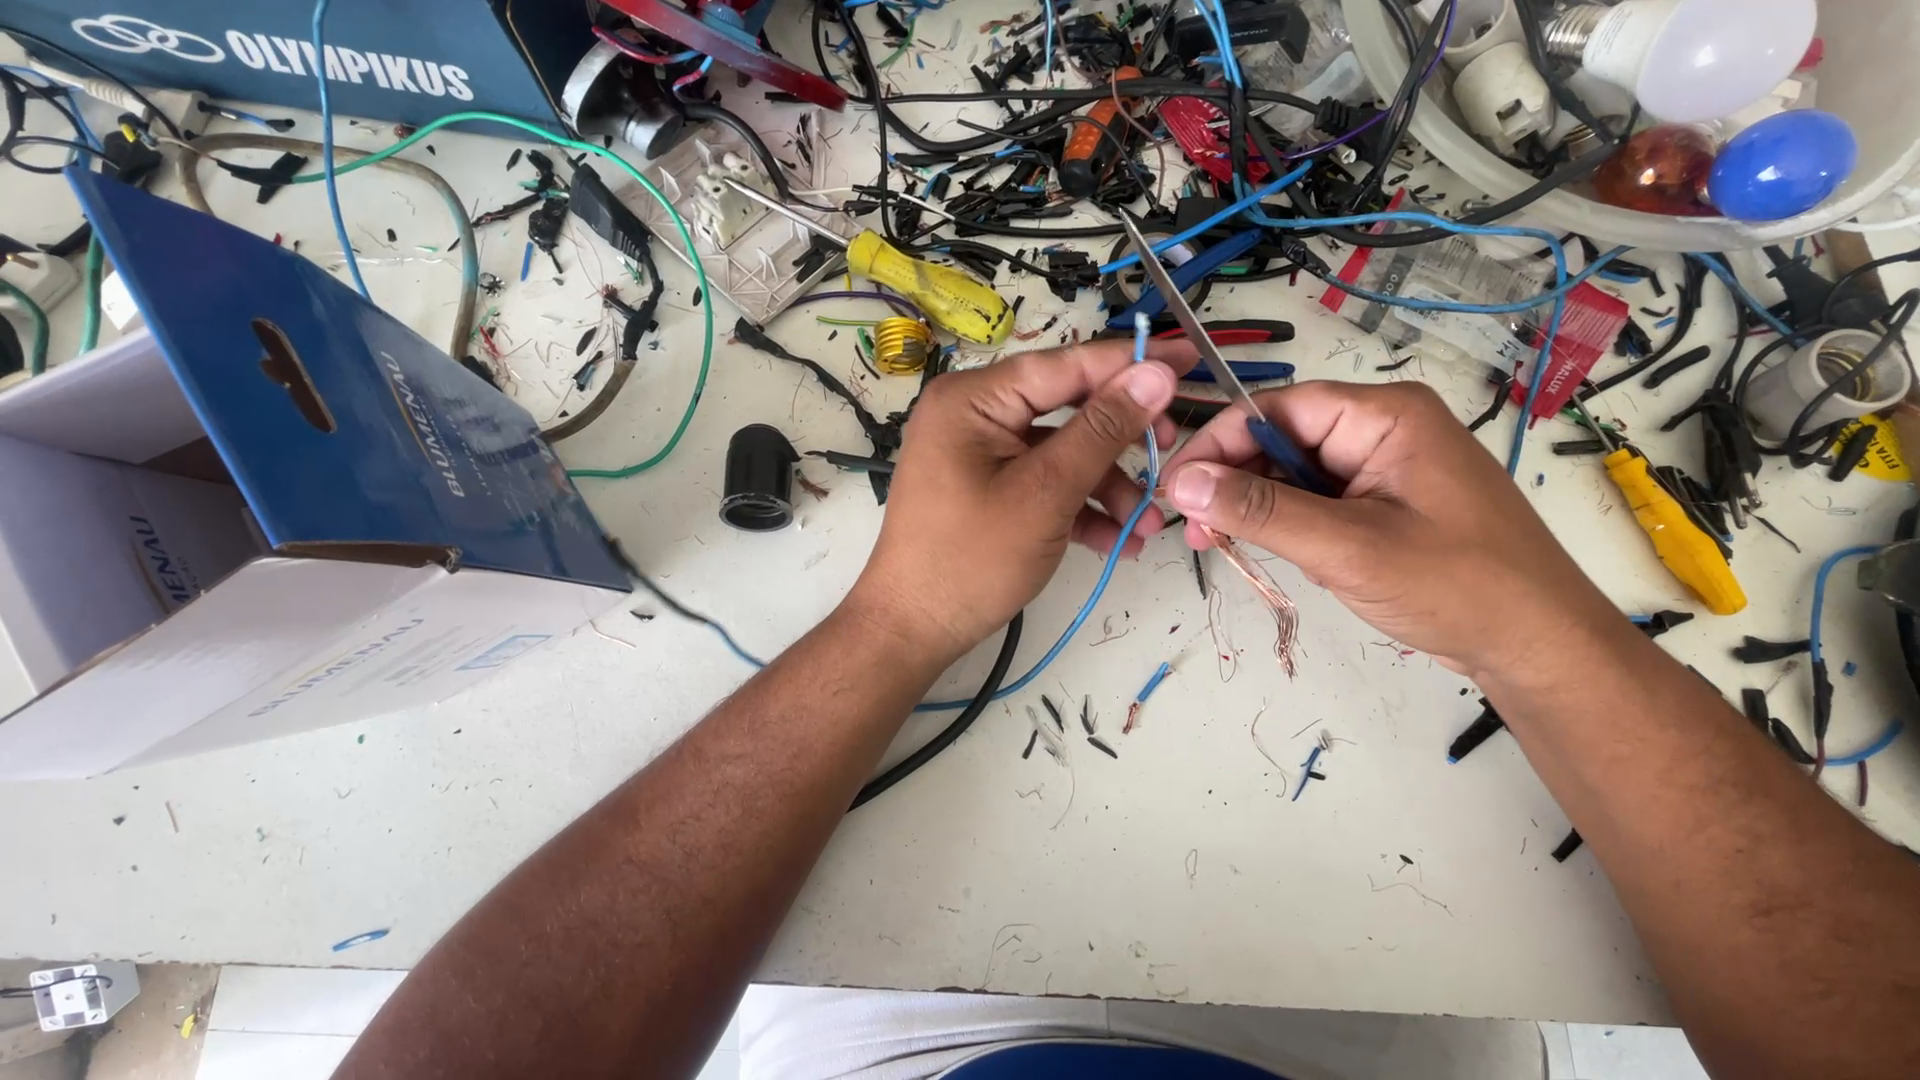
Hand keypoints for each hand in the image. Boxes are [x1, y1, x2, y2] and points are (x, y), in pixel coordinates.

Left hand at [845, 338, 1197, 663]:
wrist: (913, 630)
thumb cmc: (971, 559)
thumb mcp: (1046, 492)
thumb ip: (1103, 430)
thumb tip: (1155, 373)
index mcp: (972, 400)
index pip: (1063, 365)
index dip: (1128, 362)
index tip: (1187, 358)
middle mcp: (972, 416)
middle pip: (1066, 409)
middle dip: (1122, 439)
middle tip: (1171, 452)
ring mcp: (979, 455)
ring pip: (1061, 453)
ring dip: (1108, 487)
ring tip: (1148, 525)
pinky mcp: (987, 490)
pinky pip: (1042, 483)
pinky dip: (1079, 508)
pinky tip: (1118, 541)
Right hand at [1162, 381, 1622, 679]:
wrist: (1537, 646)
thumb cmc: (1454, 585)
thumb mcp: (1347, 546)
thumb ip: (1262, 510)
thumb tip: (1181, 482)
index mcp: (1384, 416)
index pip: (1277, 408)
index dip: (1219, 442)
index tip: (1174, 488)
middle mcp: (1381, 430)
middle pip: (1281, 439)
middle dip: (1232, 480)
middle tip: (1195, 530)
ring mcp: (1382, 469)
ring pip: (1292, 473)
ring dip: (1252, 506)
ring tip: (1218, 544)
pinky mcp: (1382, 505)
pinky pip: (1314, 500)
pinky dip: (1281, 523)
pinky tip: (1259, 548)